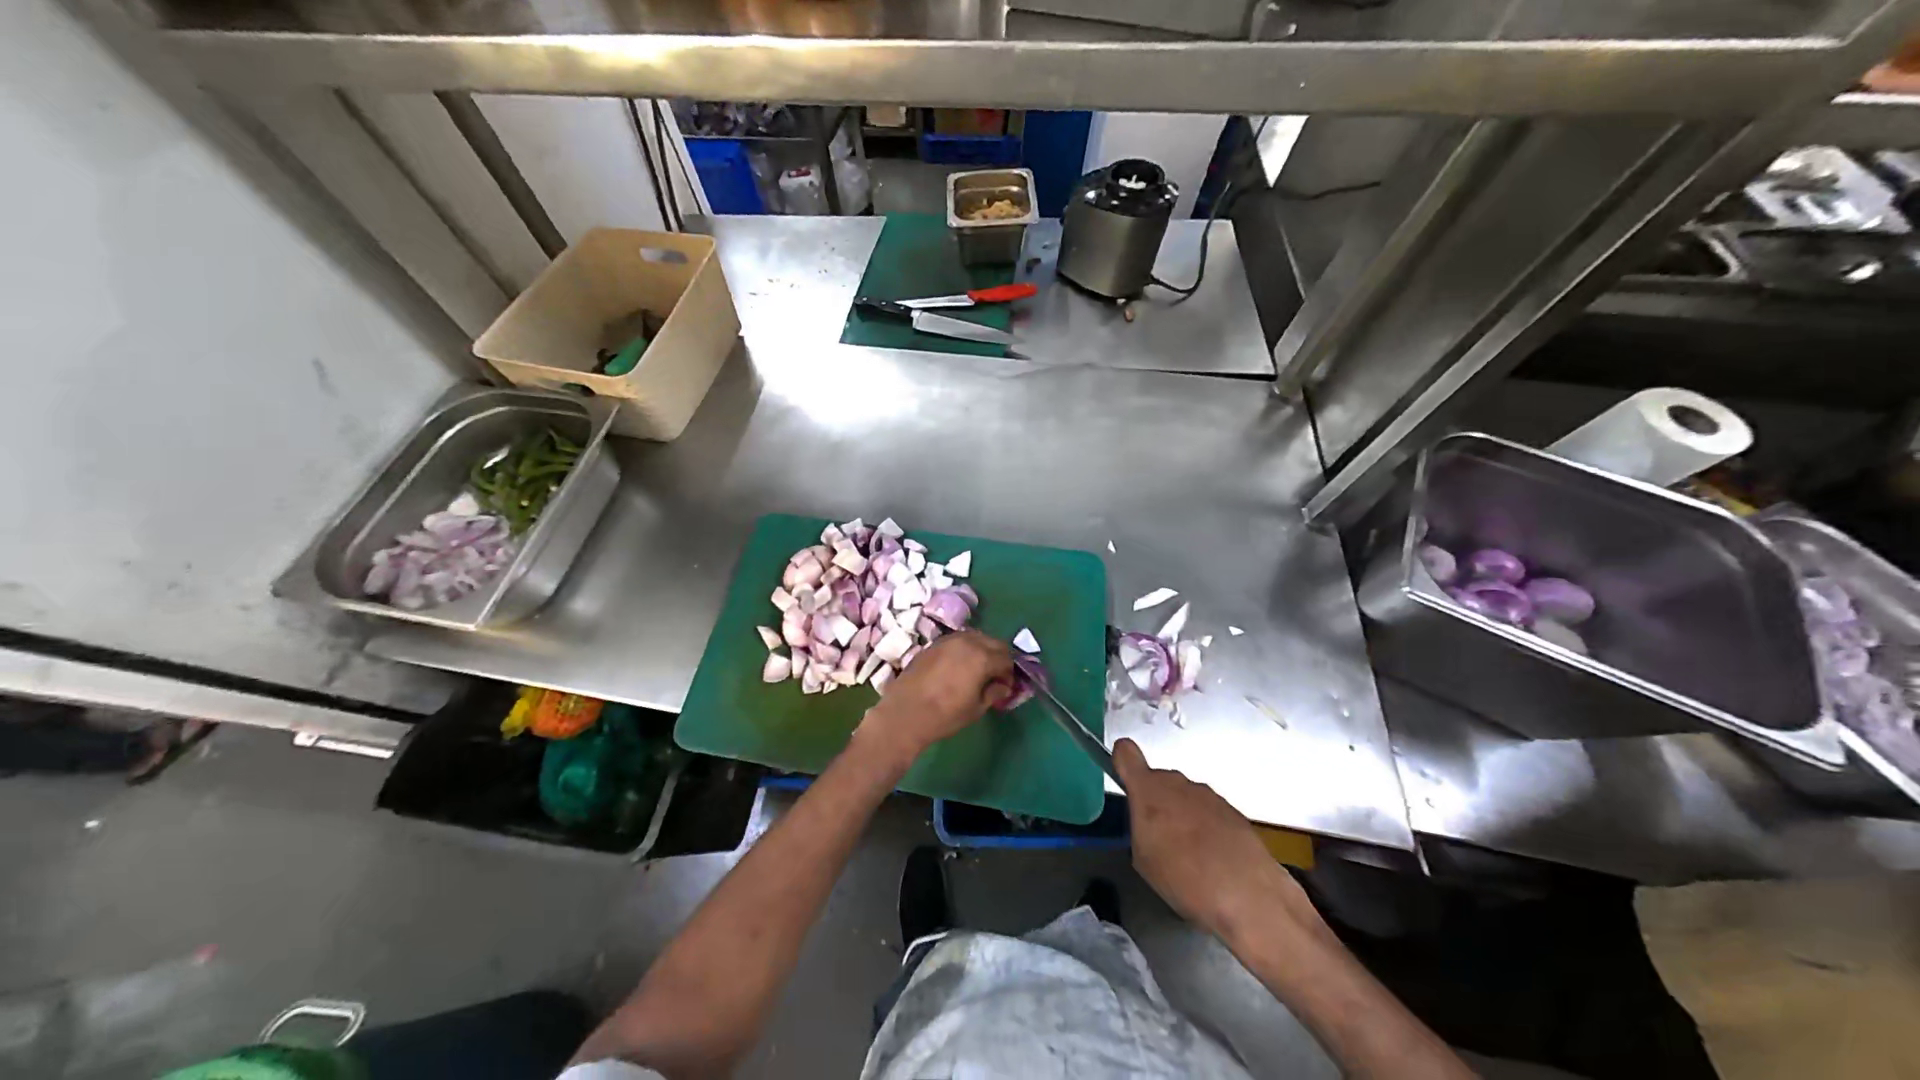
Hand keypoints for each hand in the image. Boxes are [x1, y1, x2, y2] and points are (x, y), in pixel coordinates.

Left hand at [859, 631, 1014, 763]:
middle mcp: (967, 641)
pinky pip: (957, 641)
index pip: (1006, 658)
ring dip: (981, 650)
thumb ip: (994, 692)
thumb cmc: (945, 714)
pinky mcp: (933, 644)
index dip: (1009, 673)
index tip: (1005, 687)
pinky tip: (958, 666)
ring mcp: (948, 640)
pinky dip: (964, 649)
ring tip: (976, 670)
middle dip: (998, 657)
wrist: (905, 712)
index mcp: (982, 656)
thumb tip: (1003, 685)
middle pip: (993, 642)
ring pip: (975, 637)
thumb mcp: (977, 708)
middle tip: (994, 676)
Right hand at [1114, 738, 1306, 939]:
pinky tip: (1212, 861)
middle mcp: (1179, 784)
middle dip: (1156, 804)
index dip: (1121, 761)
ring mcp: (1209, 796)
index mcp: (1149, 791)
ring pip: (1185, 798)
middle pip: (1159, 781)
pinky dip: (1207, 830)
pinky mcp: (1233, 811)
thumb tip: (1147, 823)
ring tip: (1189, 858)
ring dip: (1182, 818)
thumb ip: (1139, 828)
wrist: (1249, 896)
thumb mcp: (1142, 860)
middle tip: (1158, 839)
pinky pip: (1209, 813)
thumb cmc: (1186, 879)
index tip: (1123, 776)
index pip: (1126, 753)